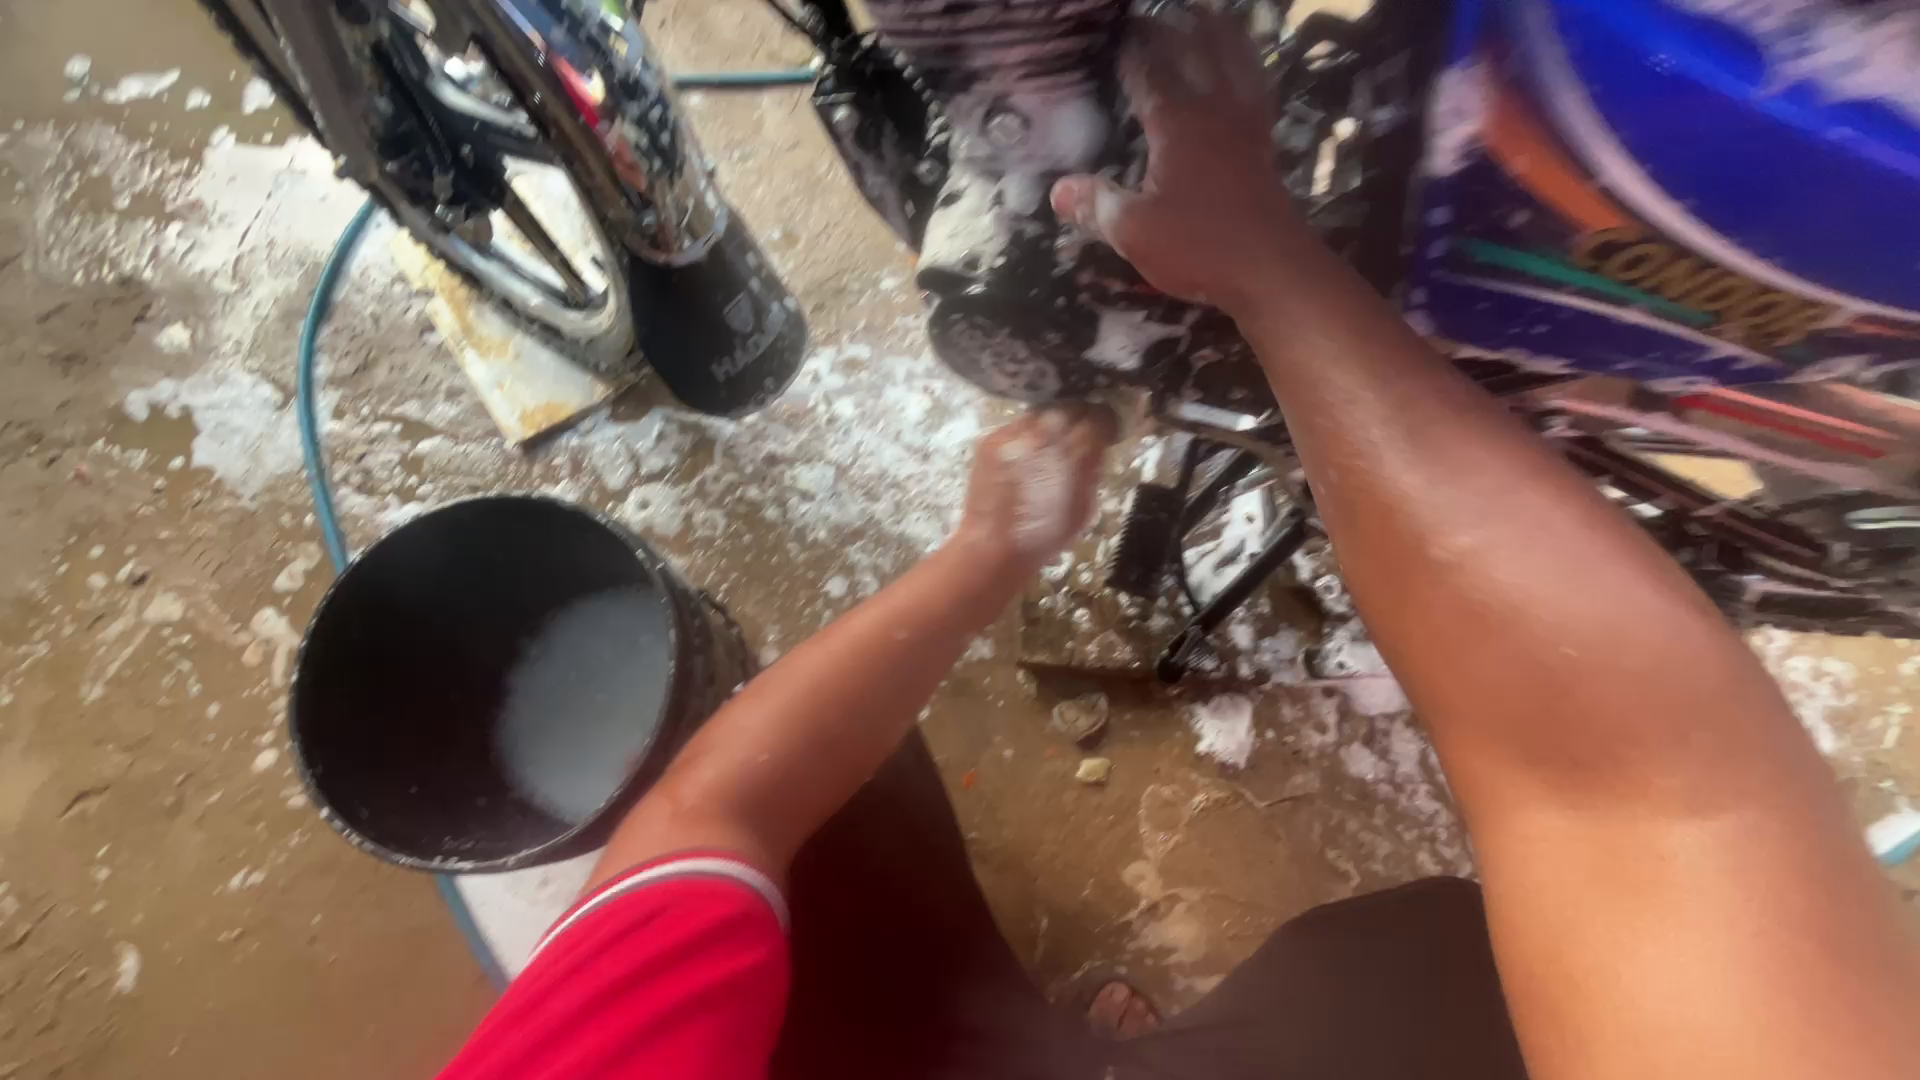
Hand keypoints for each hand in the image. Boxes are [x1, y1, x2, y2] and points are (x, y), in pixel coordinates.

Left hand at [951, 405, 1116, 576]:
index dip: (1106, 422)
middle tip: (1080, 435)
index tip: (1105, 431)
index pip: (1099, 418)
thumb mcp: (1084, 505)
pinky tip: (1028, 453)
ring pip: (1043, 414)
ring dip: (1052, 425)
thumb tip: (1098, 445)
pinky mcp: (992, 439)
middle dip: (1080, 418)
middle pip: (1071, 408)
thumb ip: (1093, 469)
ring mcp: (1014, 435)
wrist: (993, 548)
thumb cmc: (1045, 536)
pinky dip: (1028, 435)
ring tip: (1052, 445)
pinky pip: (1018, 426)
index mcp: (1074, 455)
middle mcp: (1044, 437)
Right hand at [1051, 10, 1308, 318]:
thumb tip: (1057, 190)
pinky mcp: (1264, 148)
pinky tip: (1244, 73)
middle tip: (1154, 12)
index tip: (1115, 34)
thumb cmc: (1199, 247)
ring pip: (1237, 60)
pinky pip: (1256, 89)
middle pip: (1198, 49)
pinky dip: (1247, 67)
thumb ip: (1096, 205)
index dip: (1131, 51)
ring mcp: (1247, 126)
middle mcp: (1216, 111)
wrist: (1272, 269)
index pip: (1149, 72)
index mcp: (1179, 123)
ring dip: (1220, 31)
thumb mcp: (1134, 232)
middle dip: (1173, 26)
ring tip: (1208, 14)